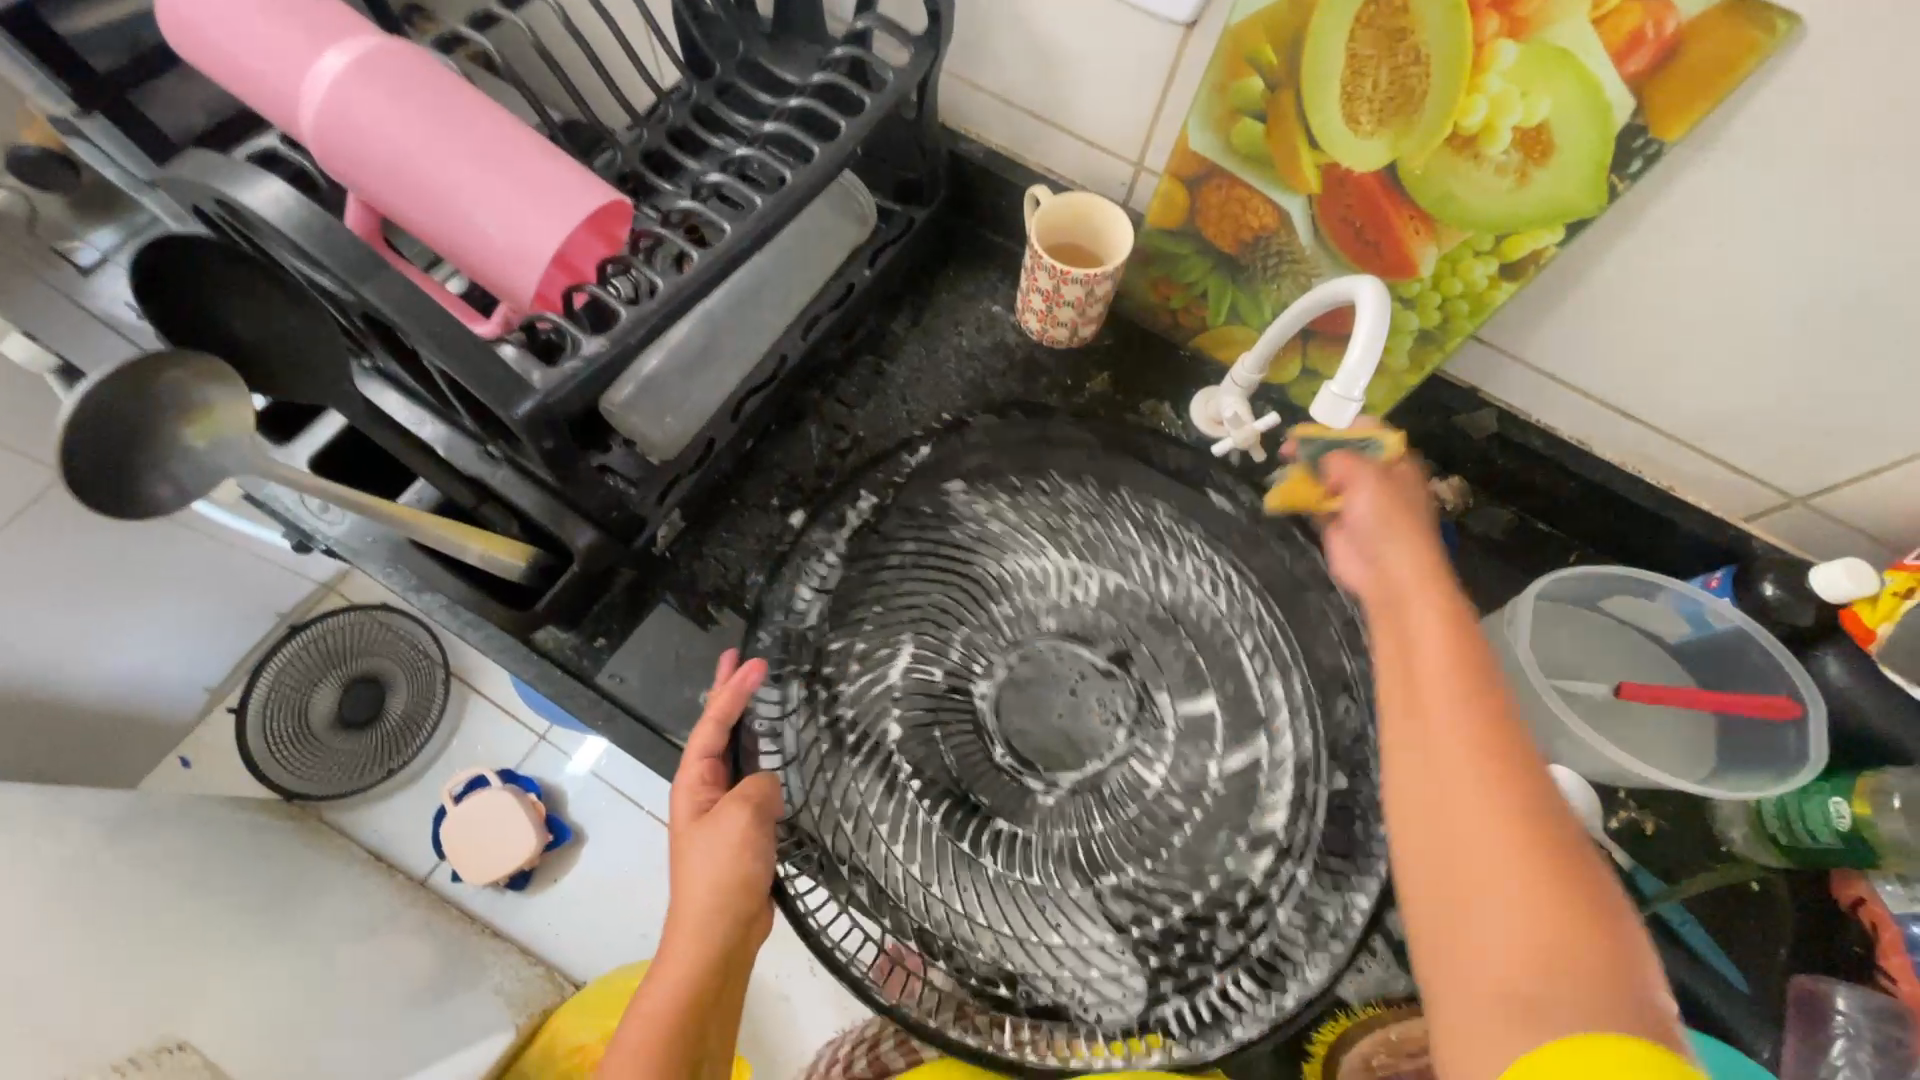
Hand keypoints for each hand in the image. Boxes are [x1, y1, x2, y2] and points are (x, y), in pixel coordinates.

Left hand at [664, 648, 782, 957]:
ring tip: (764, 697)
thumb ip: (760, 785)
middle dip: (729, 695)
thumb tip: (768, 785)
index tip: (755, 659)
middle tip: (741, 658)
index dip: (734, 690)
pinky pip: (757, 784)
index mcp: (695, 782)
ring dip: (750, 726)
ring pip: (740, 756)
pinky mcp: (745, 831)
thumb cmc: (723, 870)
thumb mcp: (743, 816)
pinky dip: (768, 762)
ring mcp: (725, 811)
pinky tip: (781, 757)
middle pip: (719, 731)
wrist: (719, 934)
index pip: (714, 724)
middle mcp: (705, 790)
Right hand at [1290, 423, 1447, 609]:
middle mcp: (1375, 477)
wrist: (1389, 572)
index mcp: (1394, 461)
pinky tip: (1283, 490)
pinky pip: (1314, 502)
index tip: (1311, 428)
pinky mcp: (1336, 522)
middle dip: (1314, 449)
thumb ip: (1338, 456)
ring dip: (1304, 472)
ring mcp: (1355, 501)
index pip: (1367, 432)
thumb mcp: (1367, 475)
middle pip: (1341, 454)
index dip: (1339, 427)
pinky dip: (1299, 496)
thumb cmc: (1387, 518)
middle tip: (1288, 448)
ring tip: (1283, 465)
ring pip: (1324, 477)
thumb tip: (1317, 456)